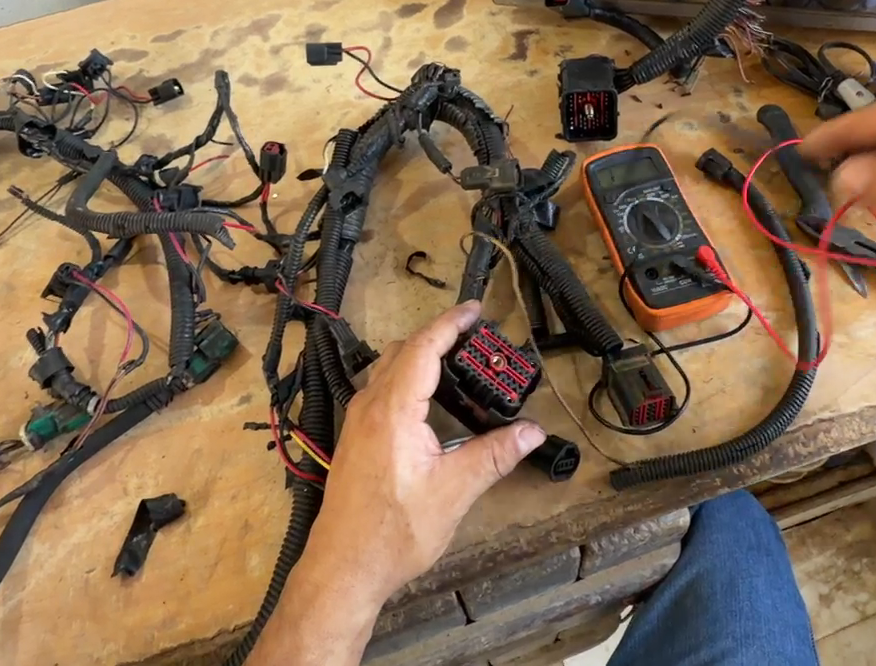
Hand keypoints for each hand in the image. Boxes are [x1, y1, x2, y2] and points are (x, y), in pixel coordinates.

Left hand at [304, 301, 545, 605]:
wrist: (343, 568)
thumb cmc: (395, 531)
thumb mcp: (453, 493)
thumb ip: (494, 456)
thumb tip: (532, 431)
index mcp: (394, 409)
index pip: (424, 348)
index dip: (450, 323)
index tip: (475, 308)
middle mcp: (371, 405)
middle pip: (404, 350)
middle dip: (439, 335)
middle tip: (475, 337)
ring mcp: (358, 419)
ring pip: (389, 367)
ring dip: (421, 355)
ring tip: (456, 361)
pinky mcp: (356, 436)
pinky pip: (382, 386)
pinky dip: (408, 375)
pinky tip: (427, 398)